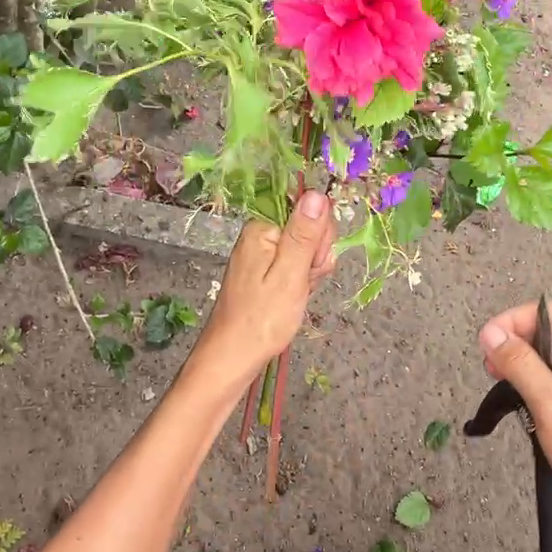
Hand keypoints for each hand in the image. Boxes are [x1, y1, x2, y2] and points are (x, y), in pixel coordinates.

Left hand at [193, 190, 337, 383]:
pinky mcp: (265, 271)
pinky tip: (294, 298)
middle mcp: (260, 234)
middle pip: (309, 229)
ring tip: (297, 295)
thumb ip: (304, 233)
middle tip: (303, 284)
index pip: (309, 211)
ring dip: (310, 272)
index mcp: (263, 228)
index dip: (319, 238)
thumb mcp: (290, 275)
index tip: (312, 265)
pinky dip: (301, 282)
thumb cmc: (261, 320)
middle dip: (316, 257)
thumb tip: (316, 193)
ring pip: (306, 250)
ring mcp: (262, 254)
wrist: (232, 359)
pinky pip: (296, 266)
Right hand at [477, 302, 551, 534]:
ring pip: (540, 361)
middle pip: (541, 333)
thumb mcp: (551, 402)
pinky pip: (544, 385)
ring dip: (517, 369)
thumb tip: (489, 332)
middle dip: (512, 345)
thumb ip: (519, 363)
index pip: (545, 313)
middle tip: (490, 368)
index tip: (485, 344)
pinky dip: (526, 390)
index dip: (511, 322)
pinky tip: (516, 405)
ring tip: (500, 386)